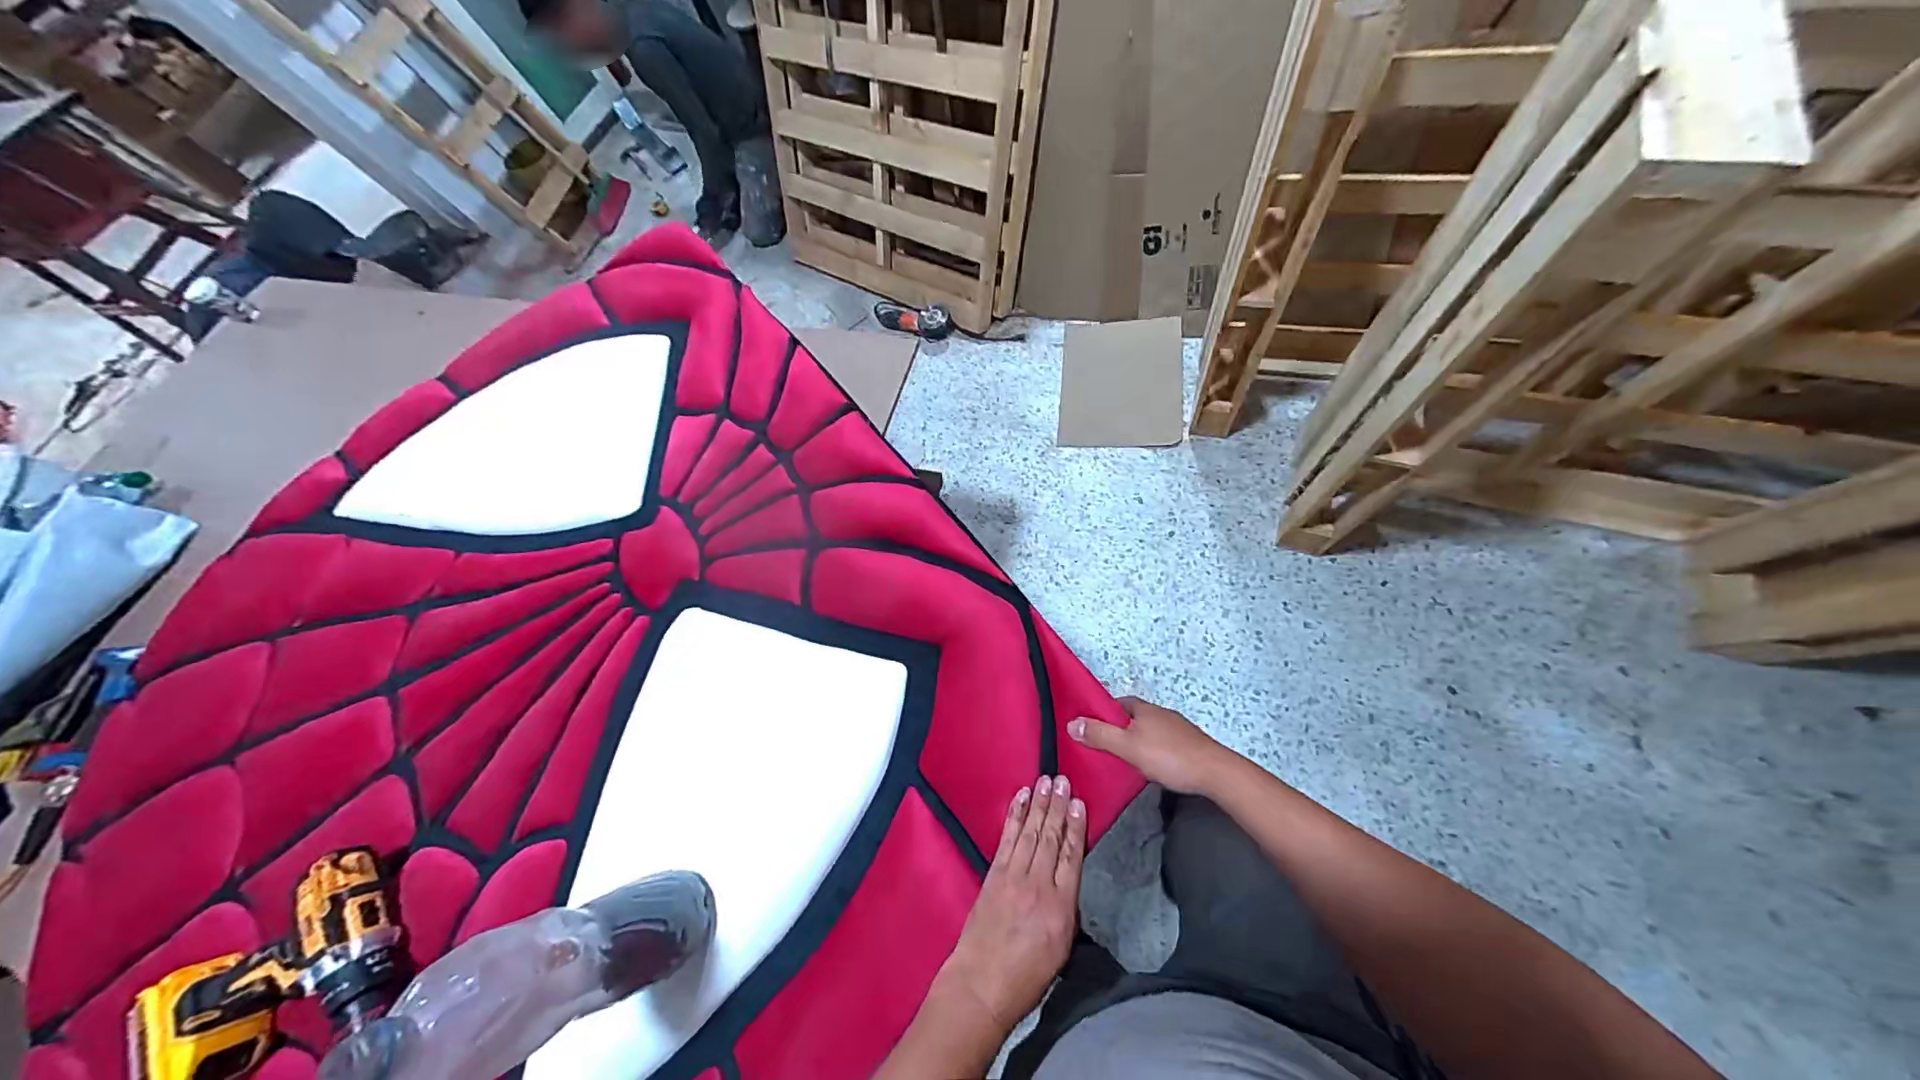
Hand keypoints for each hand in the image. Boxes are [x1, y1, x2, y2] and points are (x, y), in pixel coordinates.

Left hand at [935, 775, 1085, 1031]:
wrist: (981, 984)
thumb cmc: (1028, 976)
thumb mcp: (1062, 947)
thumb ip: (1066, 909)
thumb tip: (1066, 882)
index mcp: (1061, 905)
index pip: (1071, 855)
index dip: (1076, 826)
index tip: (1079, 802)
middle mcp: (1038, 884)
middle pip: (1050, 837)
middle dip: (1057, 806)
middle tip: (1063, 779)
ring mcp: (1013, 877)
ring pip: (1030, 832)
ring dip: (1038, 804)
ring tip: (1046, 781)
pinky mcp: (993, 875)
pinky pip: (1007, 838)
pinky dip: (1014, 816)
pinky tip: (1021, 799)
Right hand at [1068, 697, 1237, 795]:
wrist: (1215, 773)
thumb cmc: (1170, 757)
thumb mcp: (1127, 747)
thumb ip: (1100, 735)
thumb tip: (1072, 723)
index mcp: (1144, 709)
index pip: (1116, 703)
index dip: (1102, 713)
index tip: (1091, 727)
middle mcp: (1161, 714)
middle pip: (1132, 717)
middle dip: (1118, 729)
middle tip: (1104, 746)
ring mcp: (1177, 729)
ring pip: (1148, 731)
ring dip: (1137, 741)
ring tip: (1125, 760)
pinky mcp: (1189, 745)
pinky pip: (1163, 743)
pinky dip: (1153, 751)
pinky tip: (1152, 766)